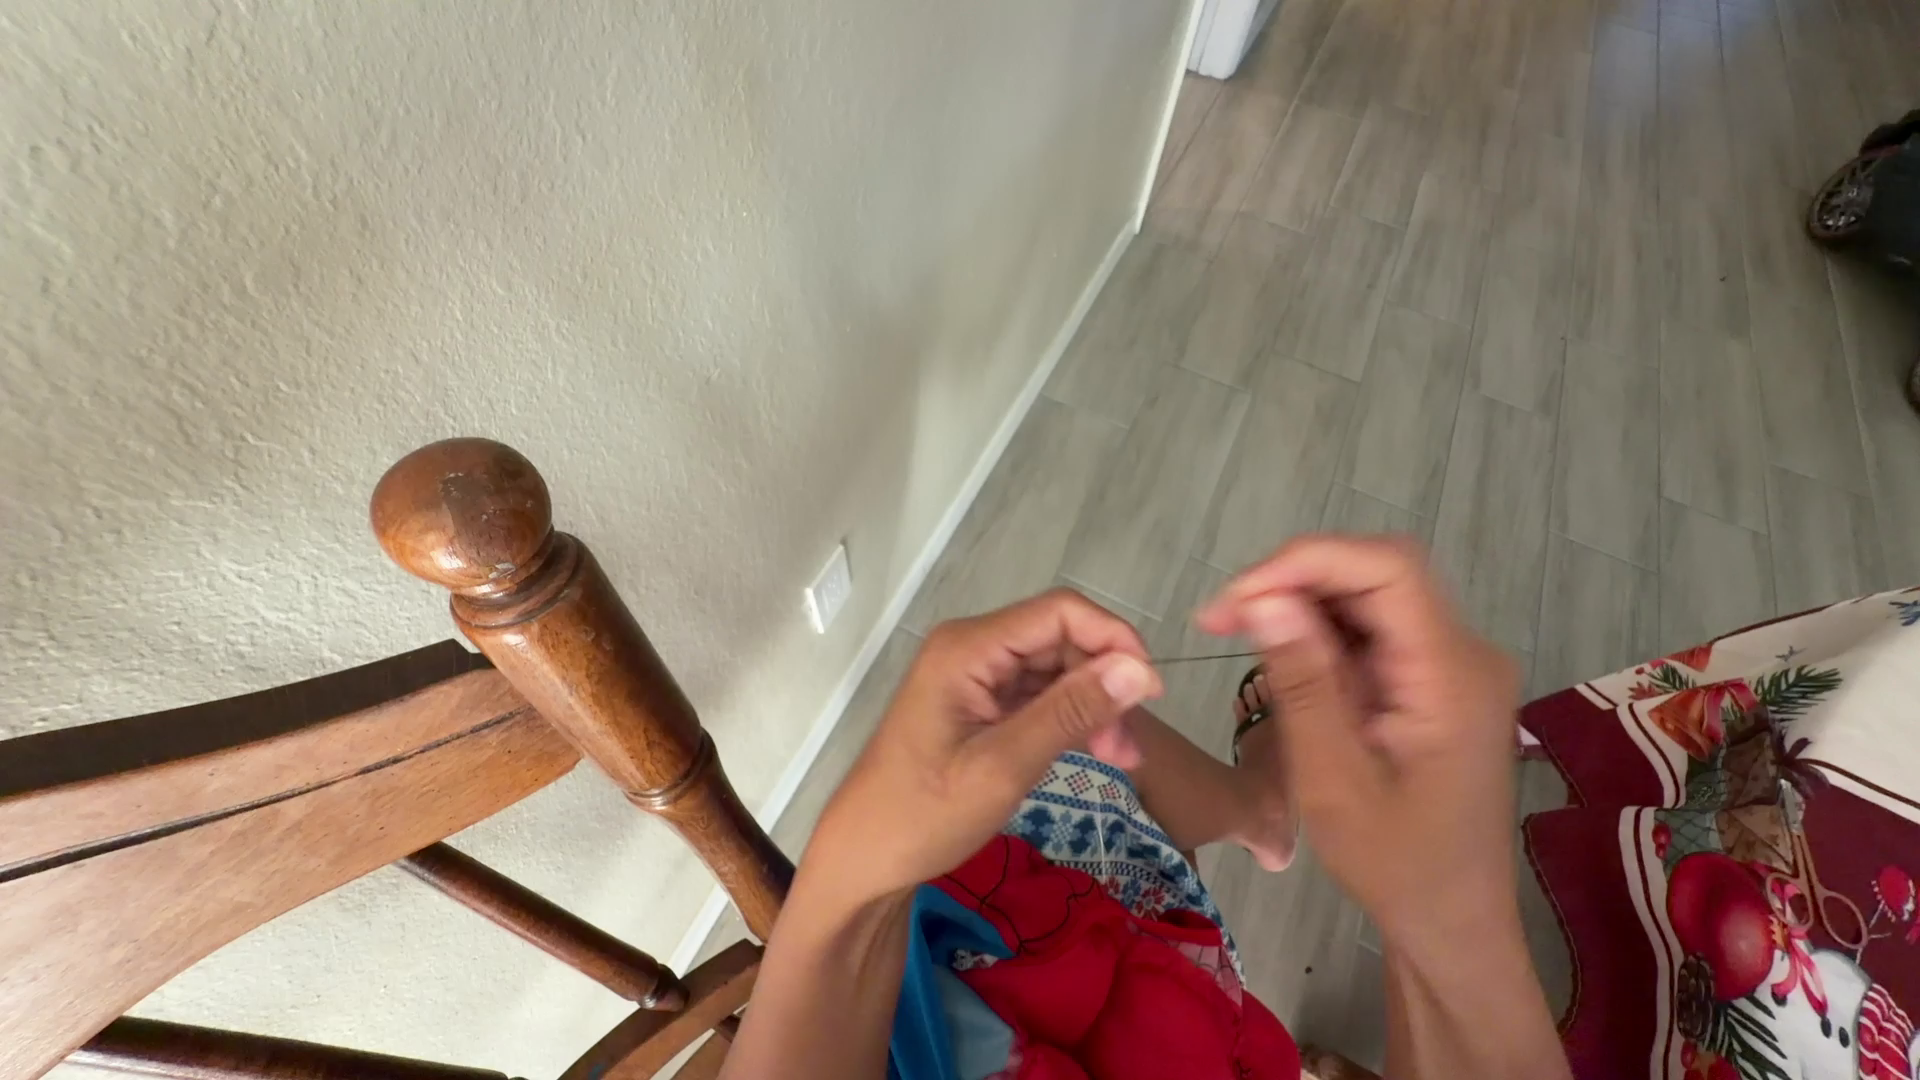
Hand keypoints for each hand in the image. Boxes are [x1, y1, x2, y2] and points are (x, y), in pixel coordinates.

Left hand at [799, 588, 1161, 911]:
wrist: (865, 857)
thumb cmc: (925, 814)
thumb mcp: (1004, 766)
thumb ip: (1071, 713)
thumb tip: (1139, 669)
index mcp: (968, 648)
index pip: (1060, 612)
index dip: (1113, 639)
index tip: (1149, 692)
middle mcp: (972, 648)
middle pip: (1060, 639)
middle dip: (1103, 682)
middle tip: (1130, 746)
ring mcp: (974, 675)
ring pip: (1054, 669)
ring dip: (1091, 705)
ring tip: (1119, 759)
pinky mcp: (979, 702)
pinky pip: (1037, 694)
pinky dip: (1068, 720)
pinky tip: (1093, 751)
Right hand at [1196, 535, 1521, 951]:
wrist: (1449, 918)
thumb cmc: (1393, 861)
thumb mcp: (1331, 776)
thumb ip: (1302, 681)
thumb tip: (1263, 598)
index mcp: (1451, 673)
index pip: (1387, 568)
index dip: (1305, 562)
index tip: (1235, 599)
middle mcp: (1462, 652)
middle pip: (1376, 572)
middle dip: (1292, 578)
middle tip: (1222, 617)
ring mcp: (1449, 662)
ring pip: (1367, 593)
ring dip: (1298, 600)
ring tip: (1235, 631)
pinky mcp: (1428, 677)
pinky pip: (1368, 627)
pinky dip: (1315, 629)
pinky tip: (1278, 654)